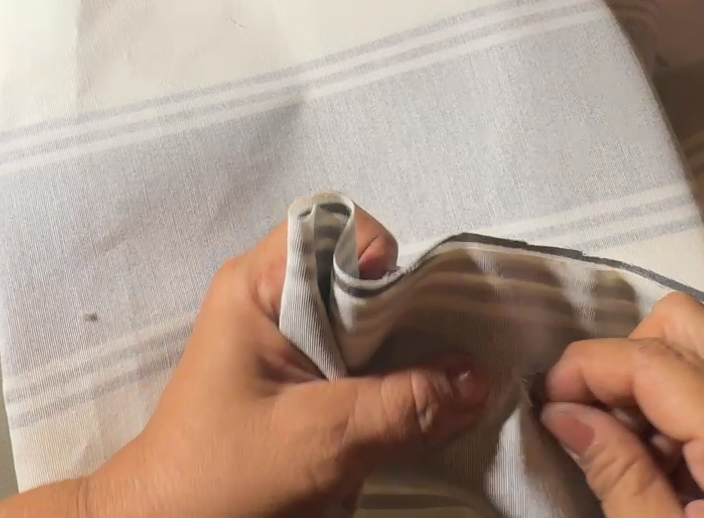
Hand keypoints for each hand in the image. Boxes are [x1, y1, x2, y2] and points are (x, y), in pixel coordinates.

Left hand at [0, 208, 489, 517]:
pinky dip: (384, 363)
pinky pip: (351, 340)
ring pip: (357, 306)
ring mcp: (280, 325)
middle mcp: (270, 289)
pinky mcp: (292, 361)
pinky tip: (408, 395)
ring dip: (397, 338)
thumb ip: (400, 407)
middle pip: (352, 264)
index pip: (331, 226)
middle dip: (400, 302)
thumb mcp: (318, 442)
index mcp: (257, 282)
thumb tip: (480, 378)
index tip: (406, 309)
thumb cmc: (223, 478)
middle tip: (438, 347)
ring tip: (432, 376)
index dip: (376, 254)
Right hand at [538, 293, 703, 517]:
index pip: (656, 362)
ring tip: (641, 445)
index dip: (588, 367)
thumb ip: (616, 475)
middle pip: (685, 324)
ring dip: (655, 373)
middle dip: (626, 358)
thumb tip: (560, 410)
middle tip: (599, 419)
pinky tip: (679, 455)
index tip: (548, 400)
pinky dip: (688, 392)